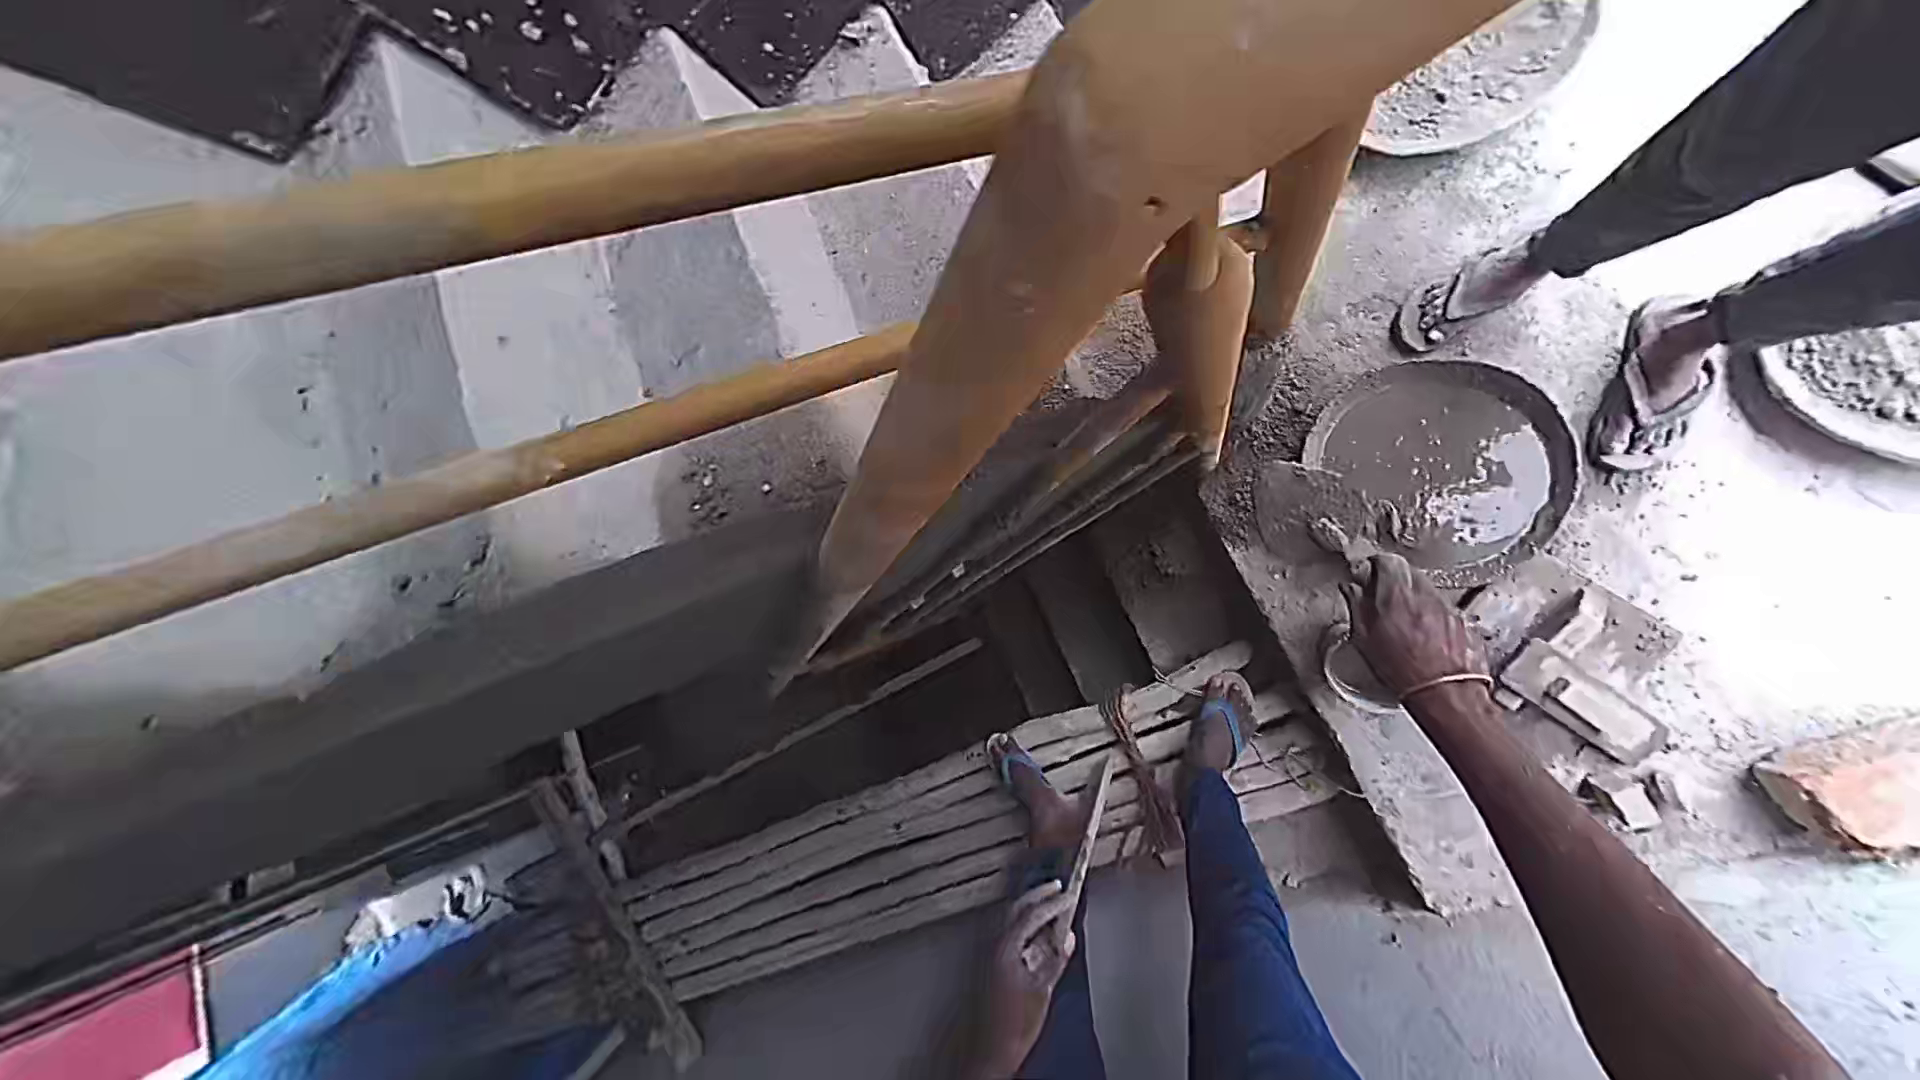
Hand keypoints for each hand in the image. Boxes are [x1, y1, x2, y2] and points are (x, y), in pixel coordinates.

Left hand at [969, 881, 1076, 1079]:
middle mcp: (994, 944)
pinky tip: (1038, 931)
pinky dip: (1025, 924)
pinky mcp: (991, 961)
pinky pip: (1009, 932)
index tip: (1067, 895)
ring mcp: (990, 951)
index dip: (1051, 902)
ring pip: (1011, 917)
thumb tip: (1067, 937)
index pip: (1031, 914)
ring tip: (1050, 903)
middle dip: (1038, 895)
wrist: (991, 1050)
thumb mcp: (1042, 991)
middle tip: (1057, 887)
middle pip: (1017, 908)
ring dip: (1030, 907)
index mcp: (1006, 947)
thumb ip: (1054, 960)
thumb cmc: (1014, 1026)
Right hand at [1341, 553, 1485, 696]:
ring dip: (1412, 595)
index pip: (1386, 561)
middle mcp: (1425, 596)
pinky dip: (1430, 613)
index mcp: (1396, 595)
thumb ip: (1356, 605)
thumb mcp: (1364, 638)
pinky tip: (1423, 633)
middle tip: (1381, 594)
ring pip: (1427, 588)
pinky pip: (1442, 607)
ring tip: (1402, 618)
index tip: (1367, 573)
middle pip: (1409, 571)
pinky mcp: (1463, 621)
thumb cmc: (1402, 670)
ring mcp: (1447, 608)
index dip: (1374, 564)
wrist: (1445, 693)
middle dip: (1394, 578)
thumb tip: (1350, 588)